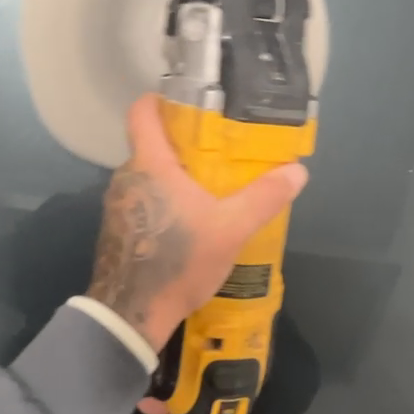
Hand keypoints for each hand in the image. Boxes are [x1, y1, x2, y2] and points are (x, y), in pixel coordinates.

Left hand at [85, 94, 308, 349]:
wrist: (132, 313)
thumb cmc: (178, 261)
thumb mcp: (231, 229)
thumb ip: (263, 198)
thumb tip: (297, 170)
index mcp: (150, 164)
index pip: (142, 112)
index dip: (160, 100)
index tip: (187, 103)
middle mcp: (127, 177)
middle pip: (151, 145)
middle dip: (182, 147)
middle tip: (216, 155)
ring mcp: (117, 205)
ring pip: (147, 177)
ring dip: (172, 180)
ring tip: (206, 193)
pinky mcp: (116, 230)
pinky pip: (141, 202)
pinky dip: (162, 204)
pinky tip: (185, 225)